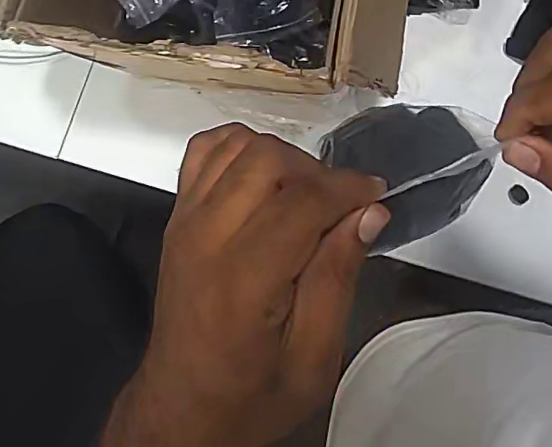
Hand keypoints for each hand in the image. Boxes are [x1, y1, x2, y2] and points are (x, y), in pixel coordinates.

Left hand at [101, 124, 389, 446]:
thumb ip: (339, 277)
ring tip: (302, 191)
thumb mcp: (313, 360)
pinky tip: (261, 172)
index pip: (300, 202)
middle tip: (338, 203)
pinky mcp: (177, 212)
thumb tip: (369, 212)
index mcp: (243, 281)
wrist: (182, 407)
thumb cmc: (250, 393)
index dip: (346, 188)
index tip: (374, 193)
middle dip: (316, 171)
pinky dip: (238, 145)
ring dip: (281, 156)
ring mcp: (185, 218)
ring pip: (238, 145)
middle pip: (268, 159)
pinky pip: (206, 148)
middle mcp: (207, 237)